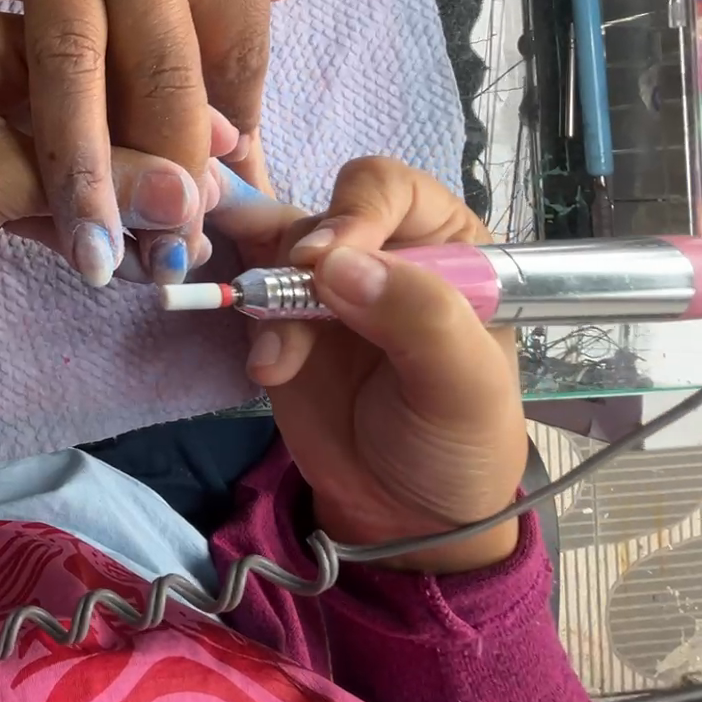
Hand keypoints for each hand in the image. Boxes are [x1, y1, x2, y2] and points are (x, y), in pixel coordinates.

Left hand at [0, 11, 231, 279]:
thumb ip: (93, 182)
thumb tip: (192, 196)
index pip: (95, 59)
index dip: (161, 105)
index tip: (223, 141)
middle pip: (95, 107)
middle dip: (156, 153)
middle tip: (218, 184)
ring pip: (76, 151)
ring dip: (124, 193)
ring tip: (187, 223)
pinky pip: (46, 187)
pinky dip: (81, 216)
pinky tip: (135, 243)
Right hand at [212, 159, 525, 572]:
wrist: (396, 511)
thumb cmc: (452, 445)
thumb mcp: (462, 390)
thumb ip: (418, 318)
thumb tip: (336, 262)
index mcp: (448, 249)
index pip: (390, 191)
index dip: (354, 212)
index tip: (322, 261)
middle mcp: (380, 252)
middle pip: (318, 214)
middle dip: (296, 260)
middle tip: (287, 307)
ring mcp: (322, 284)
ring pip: (271, 251)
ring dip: (263, 298)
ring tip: (276, 363)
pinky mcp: (278, 316)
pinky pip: (243, 288)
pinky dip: (239, 317)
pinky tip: (266, 368)